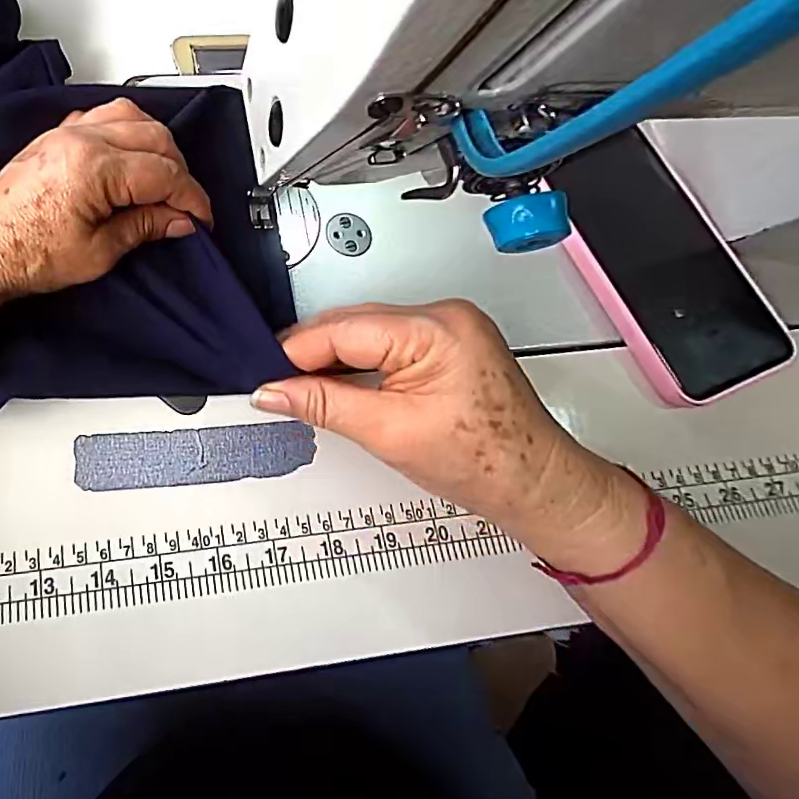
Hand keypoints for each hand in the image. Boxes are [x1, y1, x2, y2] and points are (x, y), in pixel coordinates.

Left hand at [0, 98, 212, 323]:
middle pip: (156, 137)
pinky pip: (102, 118)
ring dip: (156, 146)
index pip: (165, 172)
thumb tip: (176, 220)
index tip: (199, 219)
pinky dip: (126, 134)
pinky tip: (127, 160)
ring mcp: (64, 133)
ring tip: (160, 183)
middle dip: (179, 172)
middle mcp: (80, 139)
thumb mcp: (94, 255)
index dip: (191, 198)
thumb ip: (142, 229)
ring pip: (132, 118)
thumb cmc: (17, 256)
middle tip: (182, 206)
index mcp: (94, 167)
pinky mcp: (52, 138)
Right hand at [249, 300, 649, 572]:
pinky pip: (375, 339)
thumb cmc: (487, 460)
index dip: (292, 355)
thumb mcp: (386, 432)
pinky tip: (331, 381)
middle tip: (273, 386)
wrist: (535, 483)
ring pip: (356, 330)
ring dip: (325, 358)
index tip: (262, 379)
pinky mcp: (438, 339)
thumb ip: (321, 403)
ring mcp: (442, 325)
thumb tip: (271, 390)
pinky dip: (349, 360)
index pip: (338, 331)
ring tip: (299, 388)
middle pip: (345, 324)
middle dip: (305, 355)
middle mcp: (440, 316)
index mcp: (434, 330)